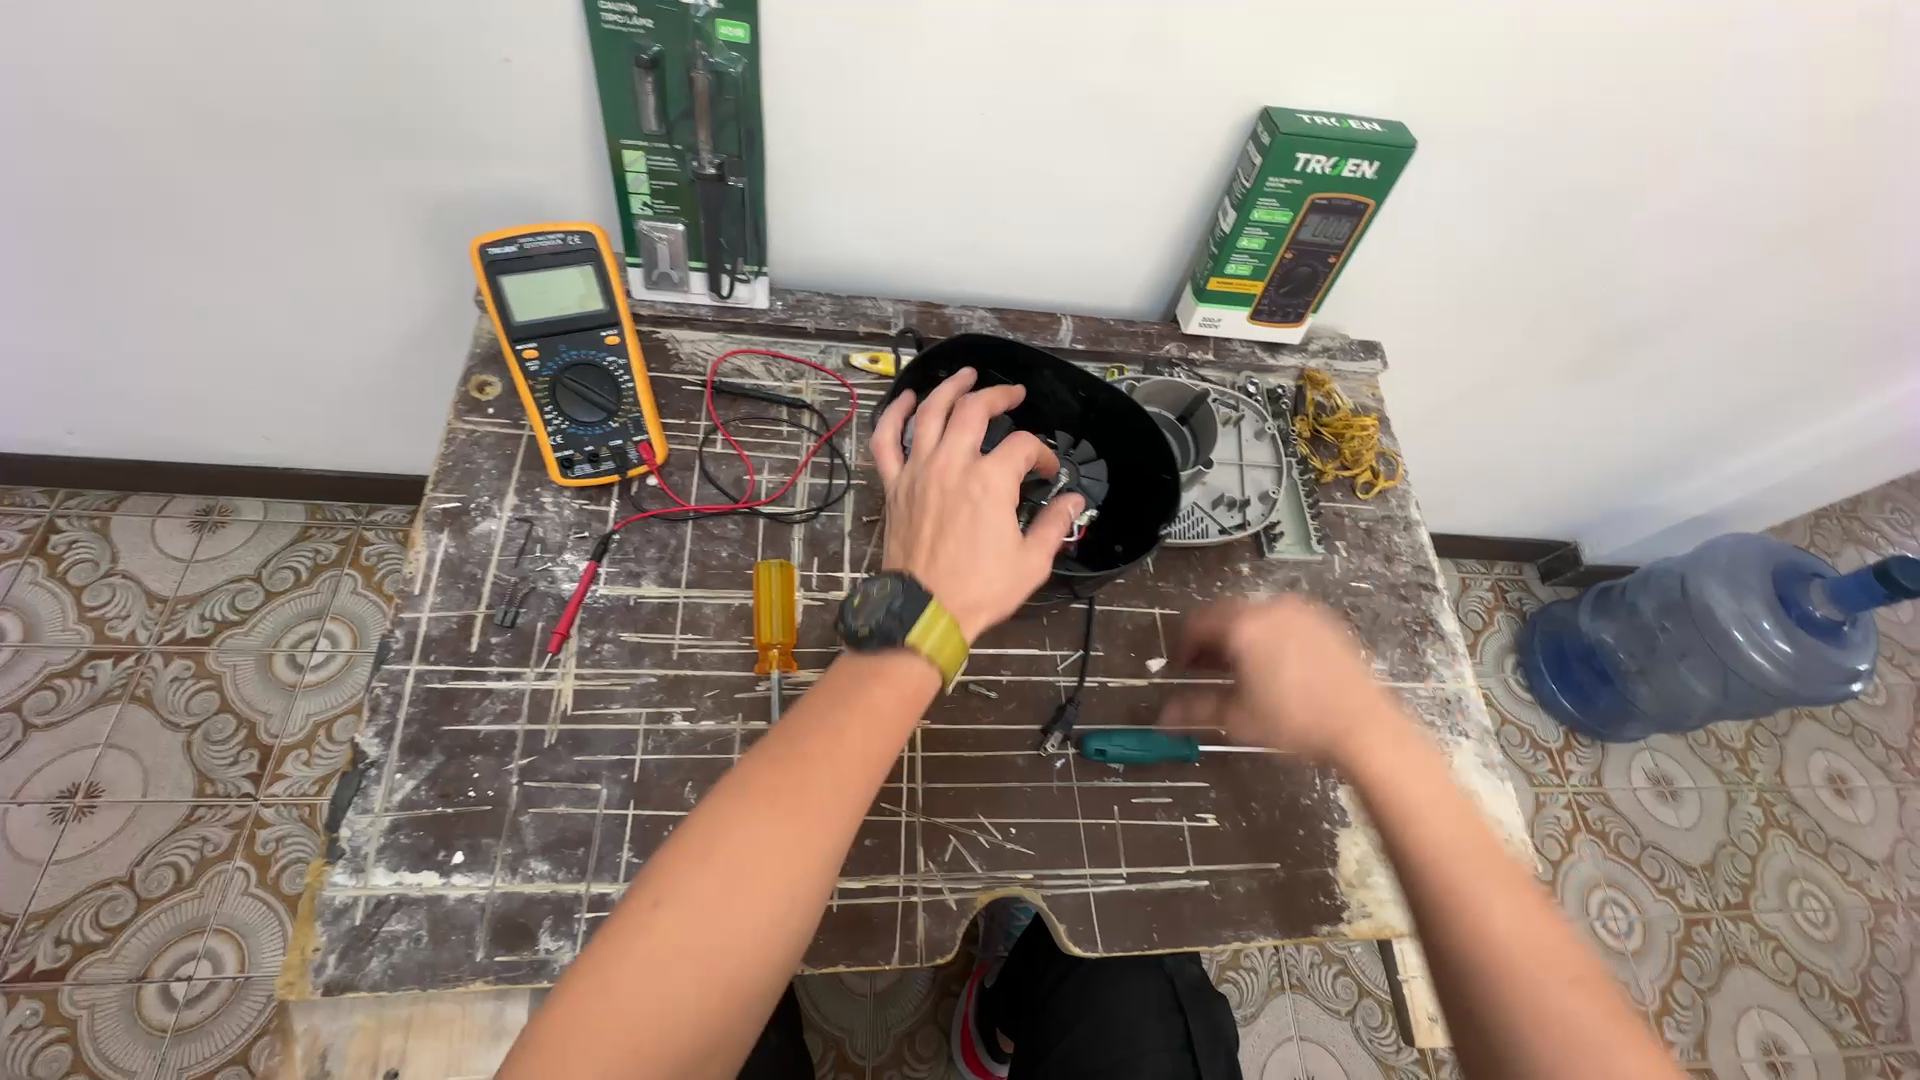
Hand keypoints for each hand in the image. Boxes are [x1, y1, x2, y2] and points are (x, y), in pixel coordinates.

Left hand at [870, 368, 1084, 640]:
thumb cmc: (979, 590)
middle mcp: (952, 465)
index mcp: (990, 482)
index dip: (1042, 454)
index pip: (1023, 447)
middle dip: (999, 396)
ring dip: (949, 388)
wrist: (925, 612)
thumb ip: (1055, 525)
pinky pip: (887, 440)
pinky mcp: (895, 486)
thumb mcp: (1031, 562)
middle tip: (1013, 394)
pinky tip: (906, 400)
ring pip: (929, 413)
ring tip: (966, 375)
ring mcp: (918, 471)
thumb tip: (1074, 502)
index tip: (1048, 471)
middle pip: (974, 410)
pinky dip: (893, 415)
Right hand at [1159, 596, 1401, 762]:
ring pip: (1254, 615)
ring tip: (1240, 669)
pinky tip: (1275, 666)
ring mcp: (1301, 611)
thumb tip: (1162, 717)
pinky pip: (1283, 620)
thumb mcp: (1239, 717)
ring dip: (1238, 636)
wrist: (1365, 726)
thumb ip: (1196, 710)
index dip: (1182, 646)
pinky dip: (1268, 635)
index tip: (1181, 669)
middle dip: (1210, 641)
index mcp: (1242, 625)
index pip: (1196, 623)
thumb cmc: (1295, 721)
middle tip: (1206, 670)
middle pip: (1224, 614)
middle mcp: (1269, 607)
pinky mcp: (1325, 621)